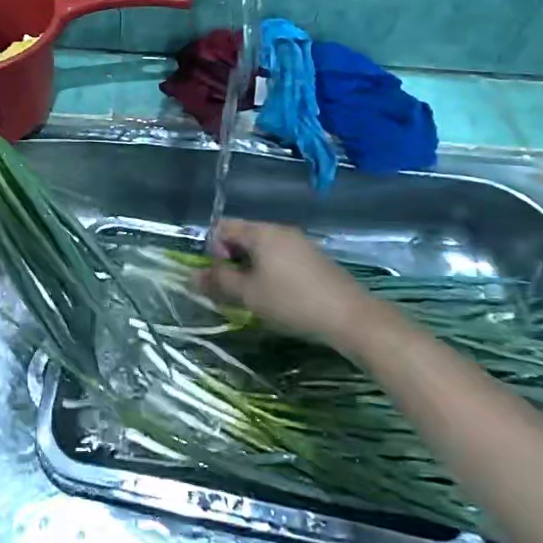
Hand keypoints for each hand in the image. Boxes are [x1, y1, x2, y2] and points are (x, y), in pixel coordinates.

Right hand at [198, 220, 377, 346]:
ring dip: (251, 269)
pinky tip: (279, 297)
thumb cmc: (292, 302)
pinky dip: (271, 272)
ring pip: (262, 249)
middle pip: (242, 236)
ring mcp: (300, 243)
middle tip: (235, 291)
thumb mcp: (248, 294)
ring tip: (255, 297)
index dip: (213, 250)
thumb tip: (192, 276)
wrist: (350, 316)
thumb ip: (219, 282)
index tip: (222, 277)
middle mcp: (280, 230)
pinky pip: (281, 257)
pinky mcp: (314, 259)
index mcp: (261, 232)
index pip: (222, 226)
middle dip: (231, 261)